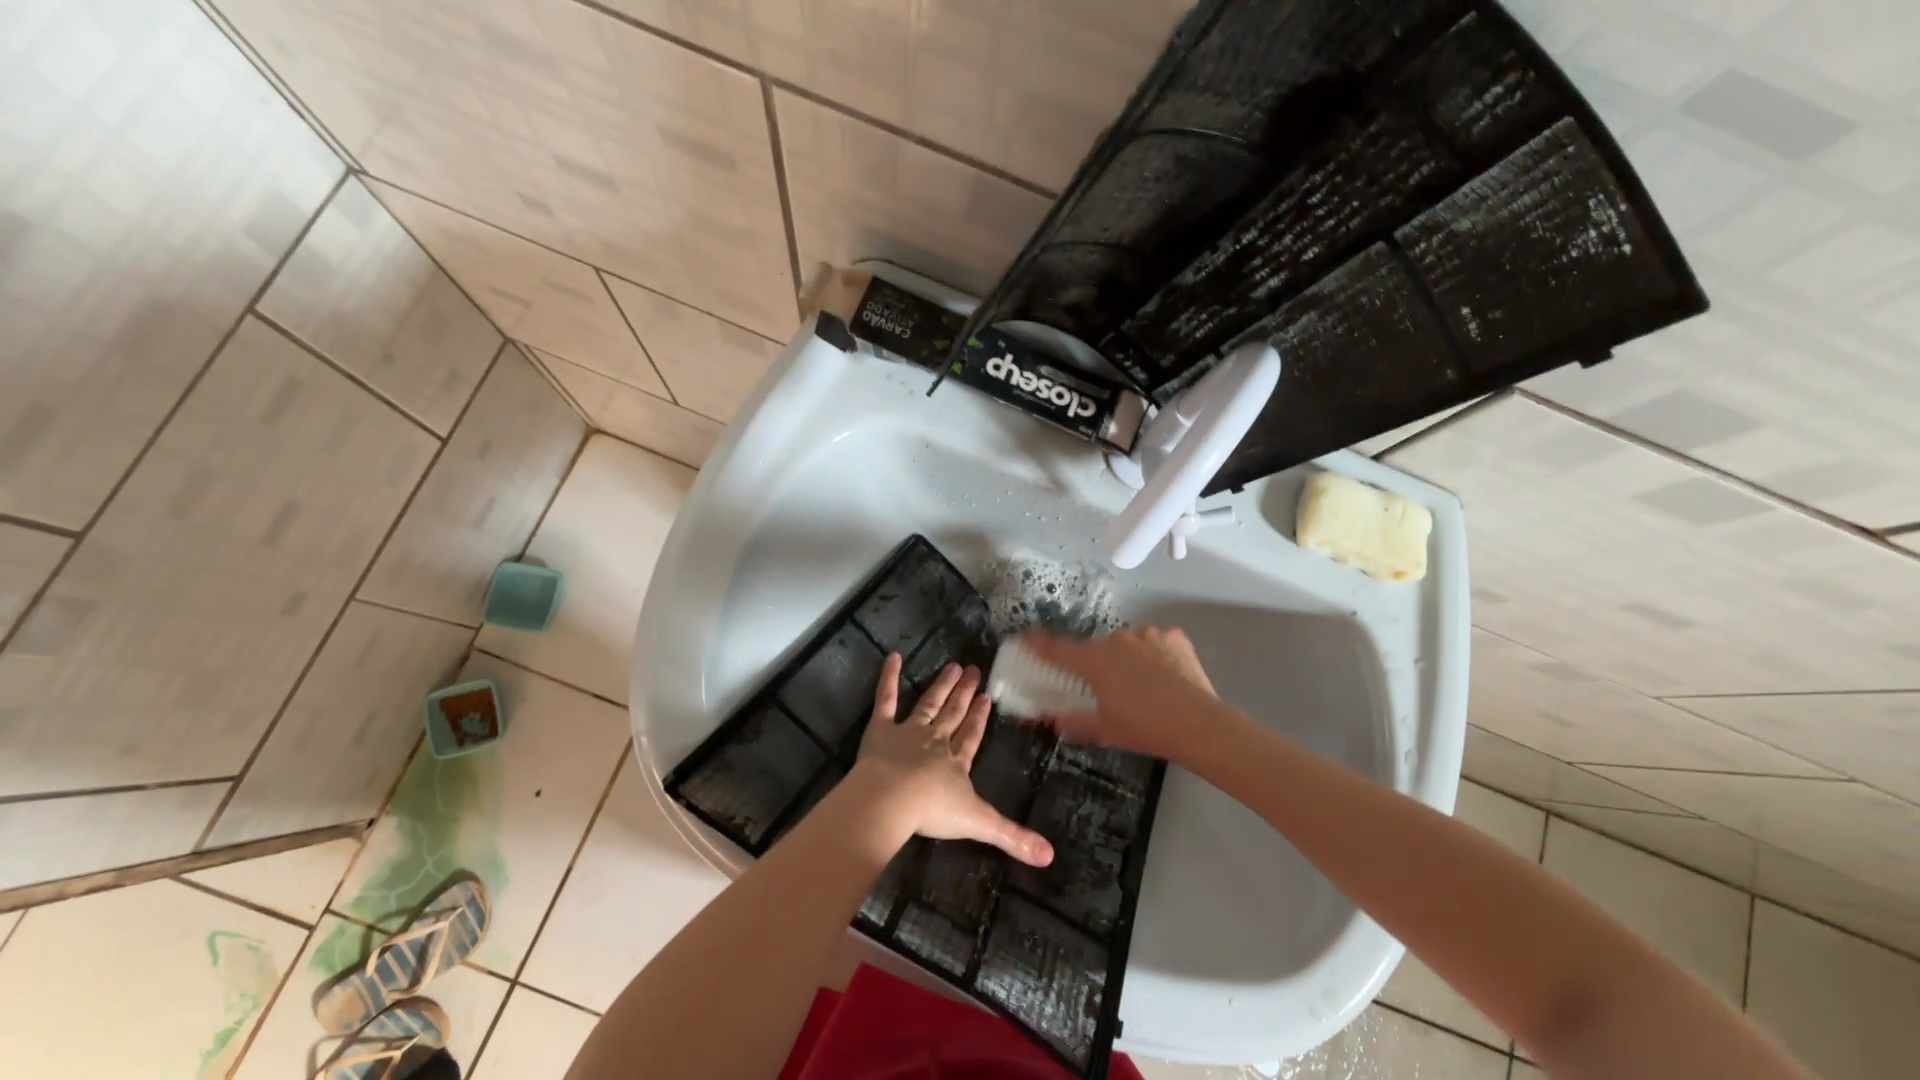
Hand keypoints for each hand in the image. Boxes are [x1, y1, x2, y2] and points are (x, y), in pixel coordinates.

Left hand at [848, 654, 1053, 866]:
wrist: (892, 798)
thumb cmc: (933, 810)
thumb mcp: (979, 824)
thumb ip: (1012, 837)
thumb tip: (1050, 856)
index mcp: (956, 762)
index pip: (971, 738)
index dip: (979, 719)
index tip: (987, 699)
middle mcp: (935, 742)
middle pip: (952, 715)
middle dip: (964, 694)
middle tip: (974, 670)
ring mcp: (908, 733)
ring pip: (928, 705)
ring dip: (941, 686)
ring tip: (953, 666)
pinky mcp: (881, 729)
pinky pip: (886, 699)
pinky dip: (889, 678)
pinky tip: (893, 658)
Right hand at [1025, 626, 1238, 761]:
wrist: (1198, 724)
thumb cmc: (1144, 728)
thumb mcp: (1104, 730)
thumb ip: (1073, 721)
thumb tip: (1052, 721)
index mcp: (1095, 661)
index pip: (1057, 649)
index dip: (1038, 644)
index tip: (1025, 638)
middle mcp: (1117, 640)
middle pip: (1098, 649)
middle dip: (1098, 665)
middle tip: (1108, 689)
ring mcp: (1148, 635)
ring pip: (1128, 645)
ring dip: (1128, 659)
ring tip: (1142, 686)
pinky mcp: (1174, 637)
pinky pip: (1155, 643)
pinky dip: (1155, 655)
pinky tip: (1165, 676)